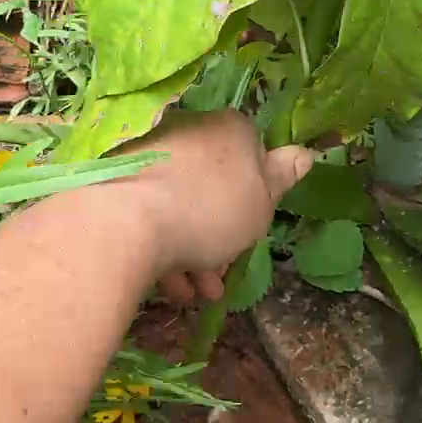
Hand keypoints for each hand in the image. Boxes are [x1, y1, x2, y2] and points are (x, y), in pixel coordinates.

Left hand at [115, 110, 311, 301]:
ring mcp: (149, 158)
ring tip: (195, 294)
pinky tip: (170, 289)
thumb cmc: (211, 210)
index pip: (251, 156)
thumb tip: (304, 152)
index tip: (251, 234)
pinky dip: (163, 252)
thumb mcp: (262, 202)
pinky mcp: (117, 185)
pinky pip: (150, 218)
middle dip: (221, 239)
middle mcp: (188, 133)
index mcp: (230, 128)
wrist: (128, 221)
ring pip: (181, 208)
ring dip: (193, 256)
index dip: (255, 199)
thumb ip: (282, 178)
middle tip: (220, 277)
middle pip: (213, 189)